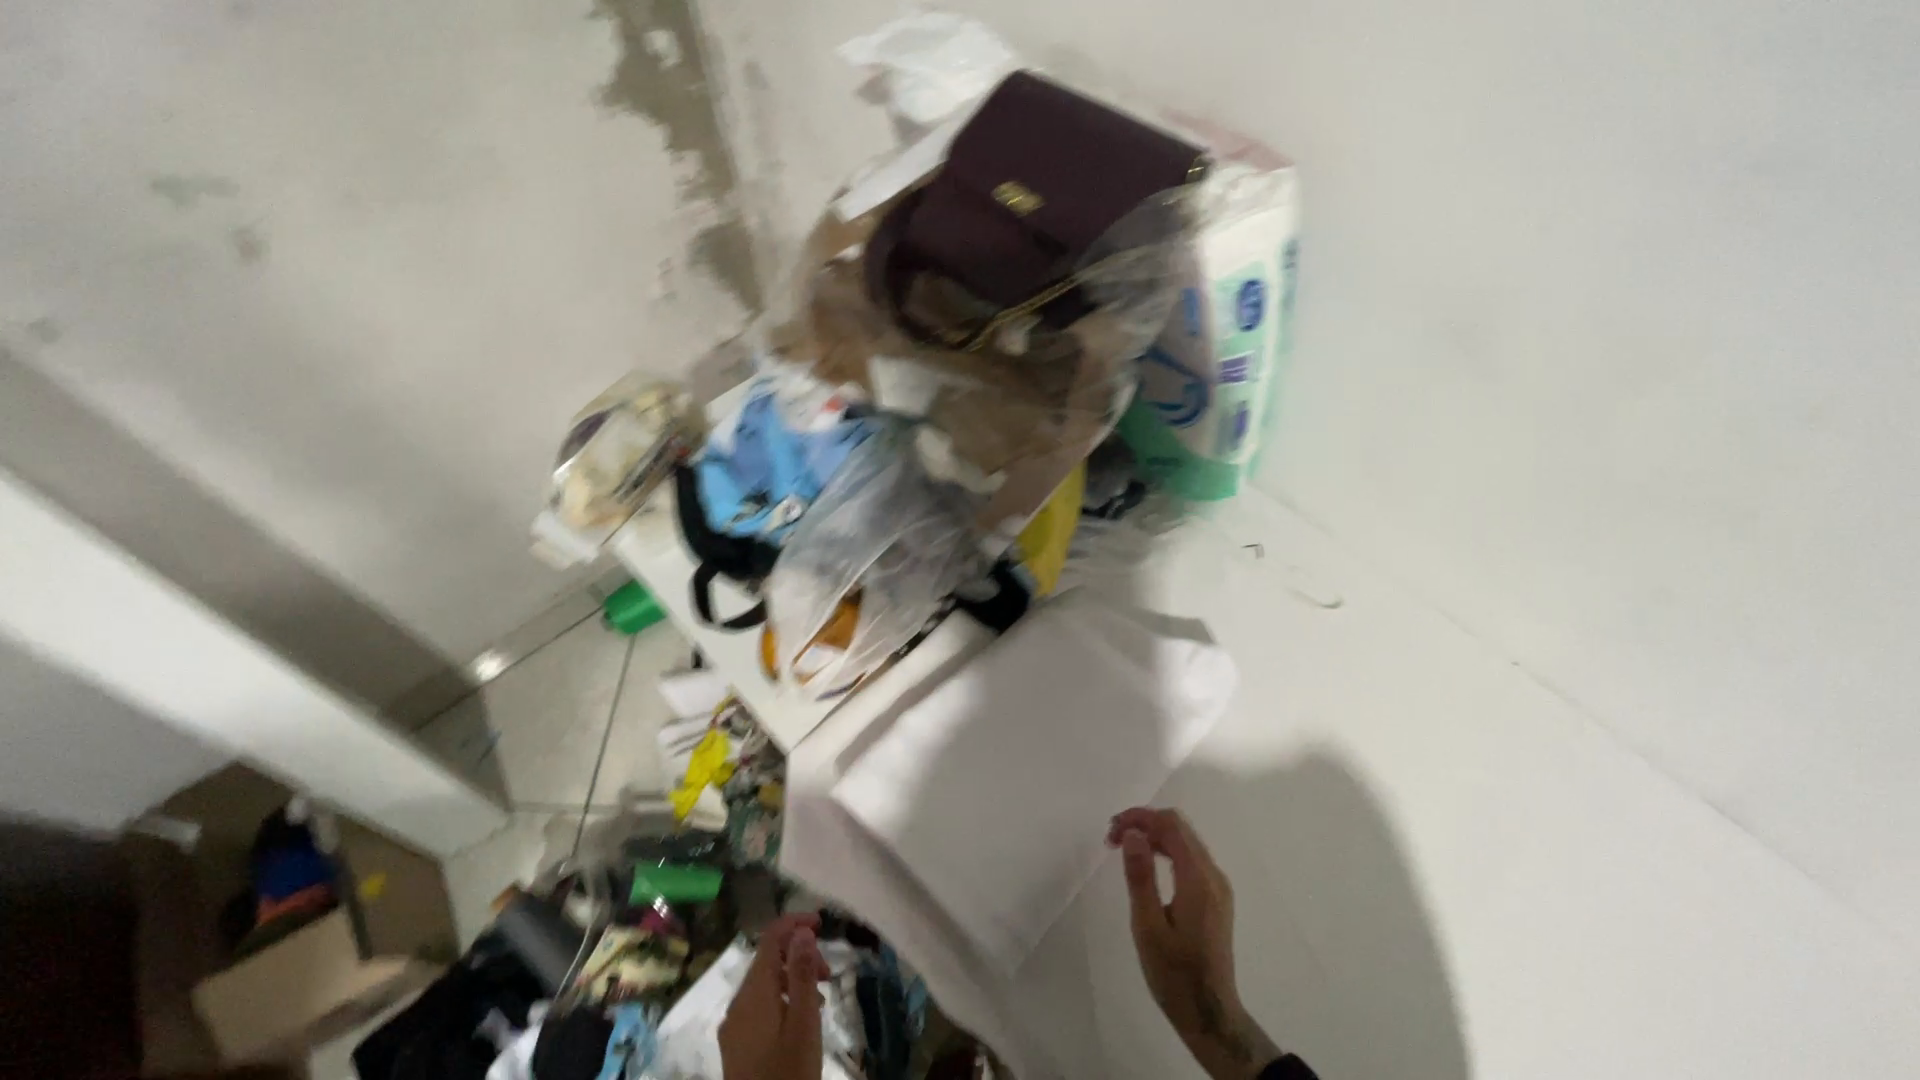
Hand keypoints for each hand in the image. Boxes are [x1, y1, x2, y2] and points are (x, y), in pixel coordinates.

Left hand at [720, 913, 830, 1079]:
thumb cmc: (790, 1072)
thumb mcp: (804, 1023)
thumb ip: (802, 974)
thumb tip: (800, 931)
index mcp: (753, 993)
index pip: (769, 939)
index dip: (794, 923)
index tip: (822, 923)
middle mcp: (737, 1003)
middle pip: (767, 960)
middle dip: (799, 955)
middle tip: (829, 975)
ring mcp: (734, 1025)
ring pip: (764, 984)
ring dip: (793, 978)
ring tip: (821, 999)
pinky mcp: (737, 1044)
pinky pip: (759, 1006)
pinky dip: (783, 999)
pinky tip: (801, 1019)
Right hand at [1108, 807, 1279, 1079]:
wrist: (1209, 1014)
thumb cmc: (1173, 974)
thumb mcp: (1147, 926)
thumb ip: (1140, 876)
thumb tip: (1134, 833)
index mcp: (1199, 880)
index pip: (1171, 826)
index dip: (1139, 817)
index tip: (1110, 831)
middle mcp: (1214, 876)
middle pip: (1180, 828)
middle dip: (1145, 823)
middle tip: (1112, 839)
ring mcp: (1218, 887)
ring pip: (1186, 842)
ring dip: (1154, 836)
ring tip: (1123, 849)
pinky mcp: (1216, 898)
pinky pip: (1191, 859)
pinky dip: (1166, 851)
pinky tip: (1146, 866)